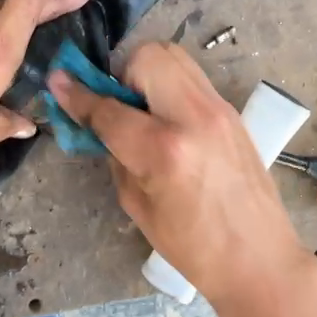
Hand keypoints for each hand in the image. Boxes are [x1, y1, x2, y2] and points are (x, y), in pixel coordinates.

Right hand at [51, 43, 316, 308]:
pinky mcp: (232, 111)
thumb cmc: (192, 247)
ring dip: (148, 74)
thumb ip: (113, 152)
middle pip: (148, 57)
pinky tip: (169, 121)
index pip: (109, 109)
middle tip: (121, 106)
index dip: (77, 95)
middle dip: (123, 74)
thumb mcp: (136, 204)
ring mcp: (218, 109)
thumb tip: (95, 119)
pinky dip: (170, 87)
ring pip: (173, 57)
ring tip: (146, 111)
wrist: (259, 259)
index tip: (57, 80)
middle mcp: (193, 117)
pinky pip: (191, 78)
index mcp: (163, 150)